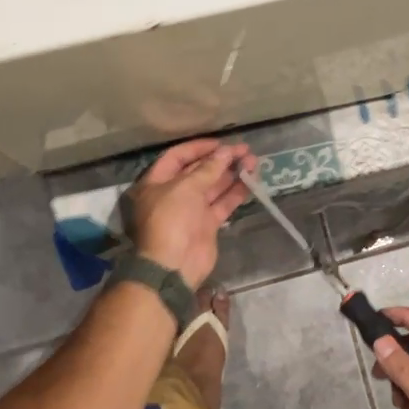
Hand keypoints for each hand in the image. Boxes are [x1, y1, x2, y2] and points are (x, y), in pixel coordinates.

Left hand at [128, 139, 254, 288]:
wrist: (173, 265)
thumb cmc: (171, 219)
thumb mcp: (186, 188)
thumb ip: (208, 169)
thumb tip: (226, 152)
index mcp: (155, 183)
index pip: (177, 157)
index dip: (198, 148)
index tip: (221, 143)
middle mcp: (172, 194)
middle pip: (198, 171)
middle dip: (220, 160)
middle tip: (245, 151)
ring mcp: (189, 210)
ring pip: (213, 187)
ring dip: (231, 174)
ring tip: (253, 163)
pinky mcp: (205, 225)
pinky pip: (221, 204)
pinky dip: (235, 193)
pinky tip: (251, 181)